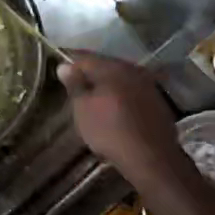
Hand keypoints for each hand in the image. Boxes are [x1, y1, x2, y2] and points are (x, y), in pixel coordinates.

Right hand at [58, 52, 182, 179]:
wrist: (150, 156)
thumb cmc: (109, 131)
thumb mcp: (83, 109)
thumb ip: (75, 85)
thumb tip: (64, 65)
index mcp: (112, 68)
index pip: (85, 58)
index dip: (69, 62)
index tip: (57, 70)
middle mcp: (133, 70)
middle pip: (105, 65)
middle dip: (89, 73)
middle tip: (73, 84)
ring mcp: (148, 85)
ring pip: (120, 78)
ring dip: (105, 84)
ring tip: (91, 97)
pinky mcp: (157, 101)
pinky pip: (131, 90)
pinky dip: (119, 95)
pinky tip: (112, 107)